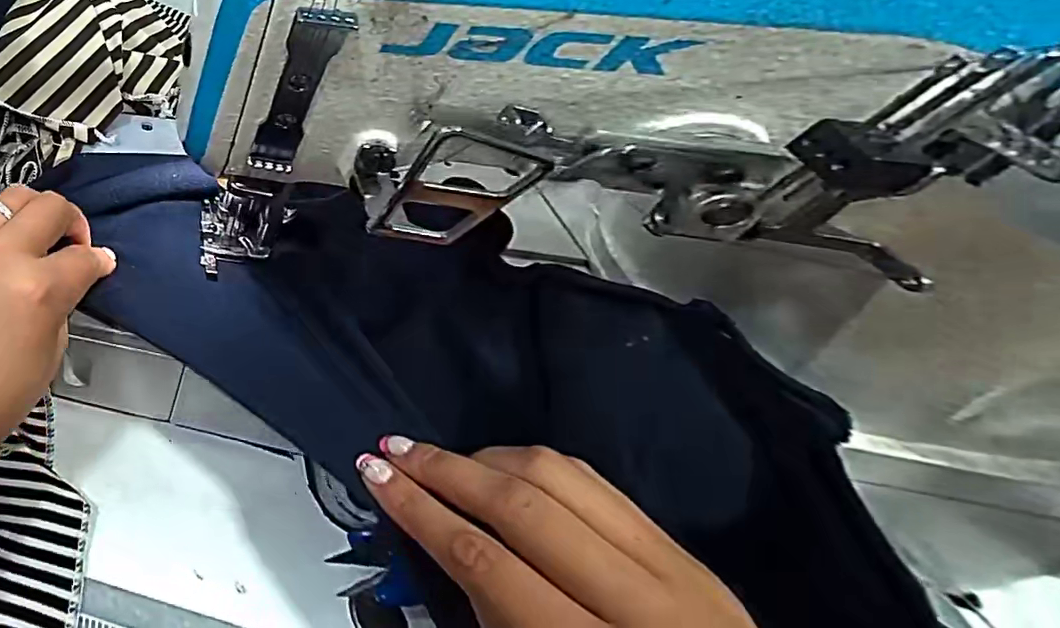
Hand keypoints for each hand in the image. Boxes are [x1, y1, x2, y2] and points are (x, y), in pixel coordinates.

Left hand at [0, 186, 114, 526]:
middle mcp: (3, 255)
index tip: (102, 265)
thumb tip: (77, 274)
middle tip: (75, 246)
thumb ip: (65, 301)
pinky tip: (0, 232)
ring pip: (13, 196)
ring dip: (35, 210)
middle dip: (74, 222)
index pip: (83, 257)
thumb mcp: (51, 351)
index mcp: (38, 287)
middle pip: (53, 208)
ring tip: (38, 234)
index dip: (100, 262)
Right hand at [356, 440, 756, 627]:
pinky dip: (531, 462)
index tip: (373, 475)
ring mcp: (677, 575)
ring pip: (557, 476)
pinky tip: (497, 464)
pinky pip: (592, 480)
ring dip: (481, 456)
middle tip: (391, 450)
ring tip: (436, 456)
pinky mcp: (687, 554)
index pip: (487, 564)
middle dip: (442, 470)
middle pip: (519, 507)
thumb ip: (487, 610)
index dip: (419, 512)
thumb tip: (428, 531)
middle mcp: (646, 609)